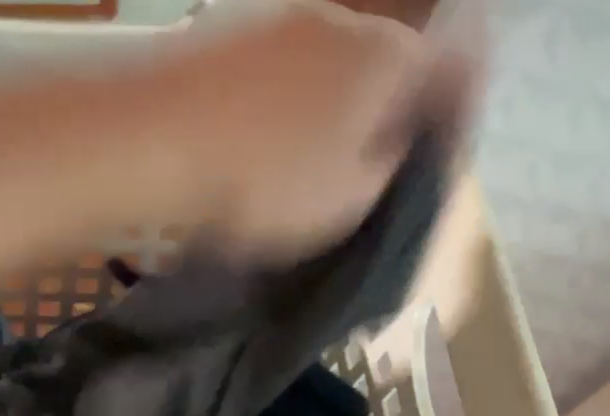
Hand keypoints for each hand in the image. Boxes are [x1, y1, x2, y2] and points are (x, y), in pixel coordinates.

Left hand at [132, 7, 483, 259]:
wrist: (152, 137)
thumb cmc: (262, 180)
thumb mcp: (347, 202)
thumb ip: (392, 172)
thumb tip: (401, 151)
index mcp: (391, 57)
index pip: (457, 71)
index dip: (457, 116)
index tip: (440, 154)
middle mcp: (347, 21)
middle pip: (394, 62)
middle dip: (395, 110)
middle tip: (376, 165)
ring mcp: (286, 19)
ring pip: (339, 63)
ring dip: (341, 105)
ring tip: (315, 159)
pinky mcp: (235, 31)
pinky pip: (288, 67)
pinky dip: (293, 99)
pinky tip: (267, 138)